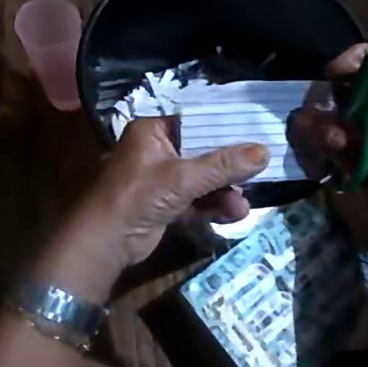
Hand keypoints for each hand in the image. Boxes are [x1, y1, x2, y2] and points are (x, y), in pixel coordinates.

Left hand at [33, 118, 268, 300]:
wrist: (102, 244)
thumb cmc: (137, 196)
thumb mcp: (182, 178)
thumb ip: (223, 165)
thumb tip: (265, 152)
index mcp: (154, 131)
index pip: (198, 122)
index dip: (228, 129)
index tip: (258, 134)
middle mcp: (158, 151)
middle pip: (205, 153)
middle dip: (230, 169)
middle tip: (258, 174)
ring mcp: (162, 180)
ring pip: (204, 180)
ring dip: (224, 192)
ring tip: (242, 206)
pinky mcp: (166, 205)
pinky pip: (197, 201)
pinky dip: (214, 207)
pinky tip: (233, 215)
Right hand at [289, 44, 367, 261]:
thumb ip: (342, 140)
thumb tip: (301, 118)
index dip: (356, 60)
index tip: (328, 77)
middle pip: (364, 83)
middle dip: (335, 94)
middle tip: (312, 111)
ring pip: (352, 107)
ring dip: (329, 117)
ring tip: (309, 131)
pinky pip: (348, 131)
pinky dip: (331, 136)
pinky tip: (316, 147)